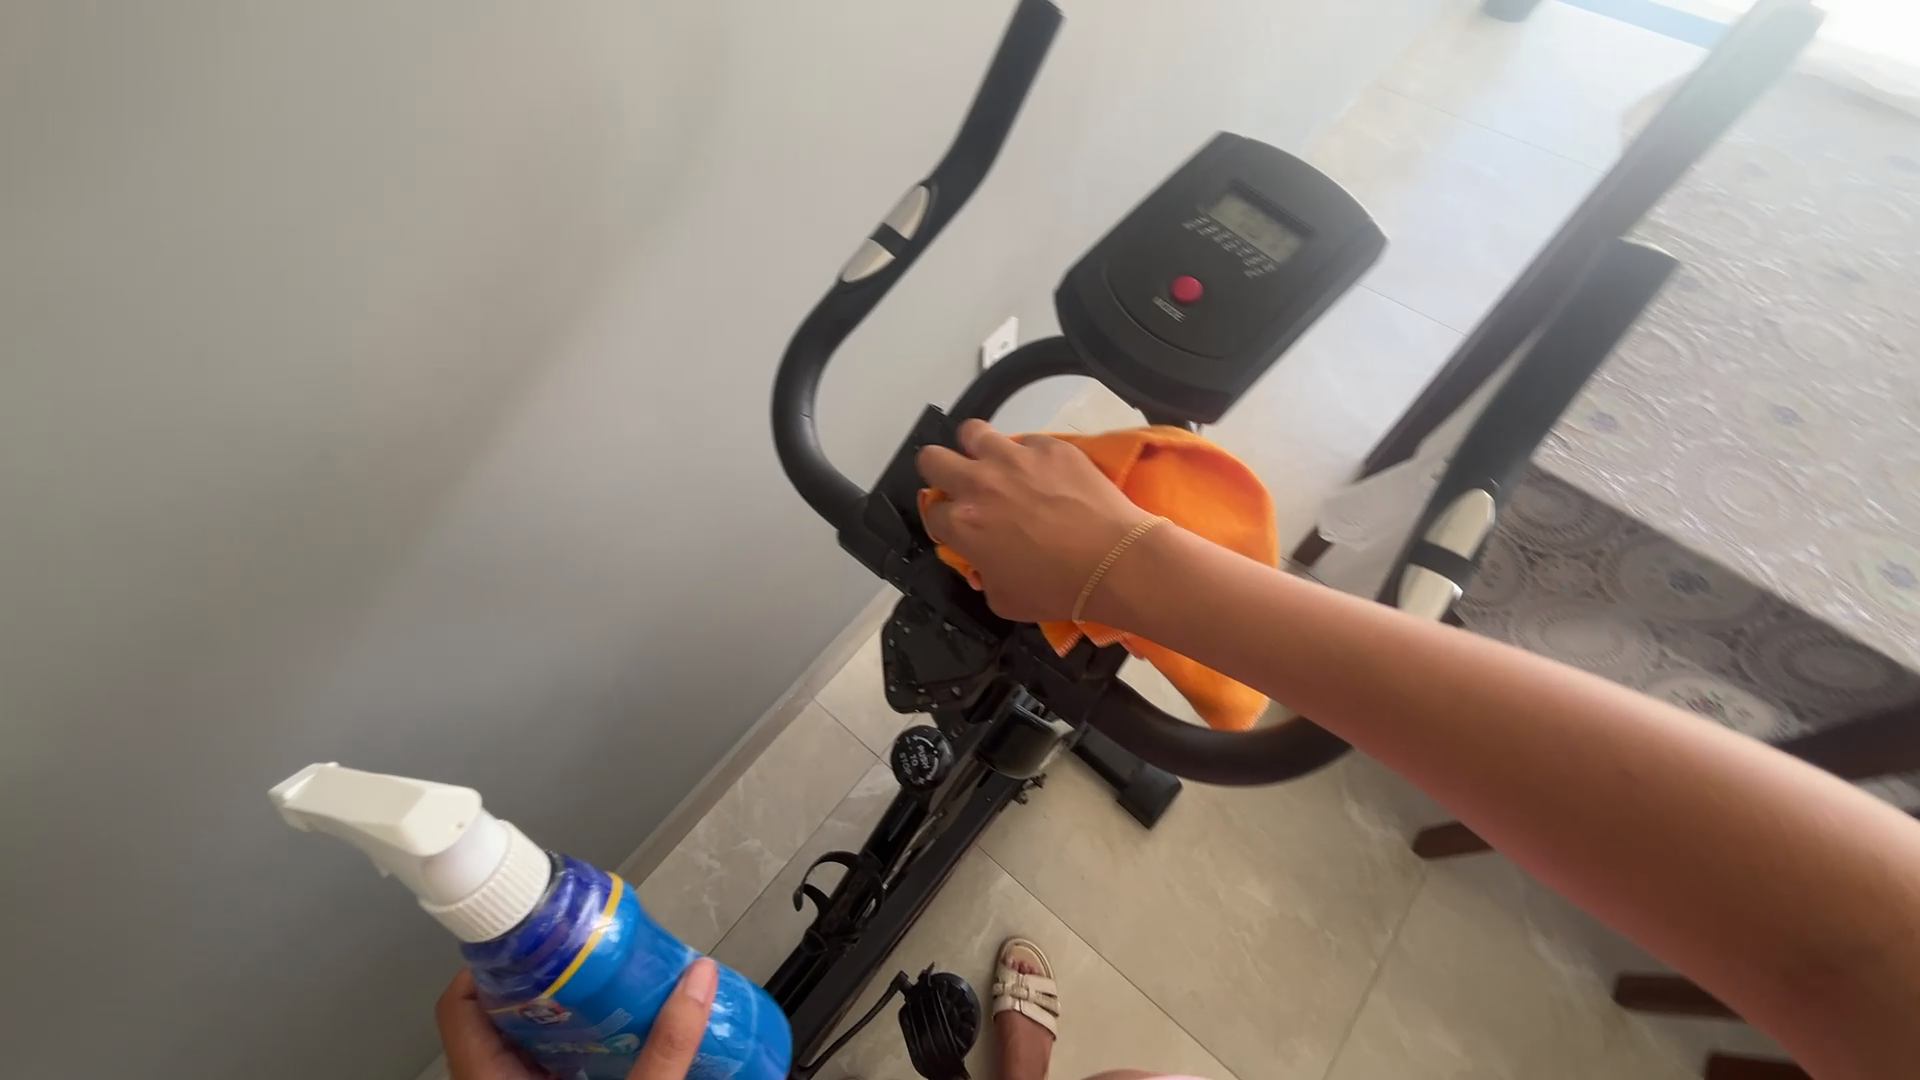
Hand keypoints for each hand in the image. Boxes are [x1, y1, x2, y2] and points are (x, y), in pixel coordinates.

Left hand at [437, 959, 718, 1079]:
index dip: (494, 957)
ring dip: (577, 1003)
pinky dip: (592, 1036)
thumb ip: (666, 1052)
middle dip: (556, 972)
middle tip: (600, 944)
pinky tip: (630, 1028)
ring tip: (622, 976)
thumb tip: (698, 982)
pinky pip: (561, 1062)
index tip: (538, 925)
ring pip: (536, 1036)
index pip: (463, 1004)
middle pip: (507, 1011)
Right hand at [917, 419, 1150, 622]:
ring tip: (995, 464)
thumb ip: (982, 575)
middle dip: (940, 471)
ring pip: (972, 432)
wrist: (1114, 562)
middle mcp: (980, 483)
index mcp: (963, 524)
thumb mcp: (1003, 599)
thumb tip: (983, 563)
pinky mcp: (1049, 446)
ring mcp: (1015, 458)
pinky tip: (1046, 473)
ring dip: (977, 448)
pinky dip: (1030, 455)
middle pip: (931, 458)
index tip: (956, 525)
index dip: (943, 520)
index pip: (932, 512)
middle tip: (960, 484)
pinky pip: (1027, 440)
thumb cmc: (1059, 589)